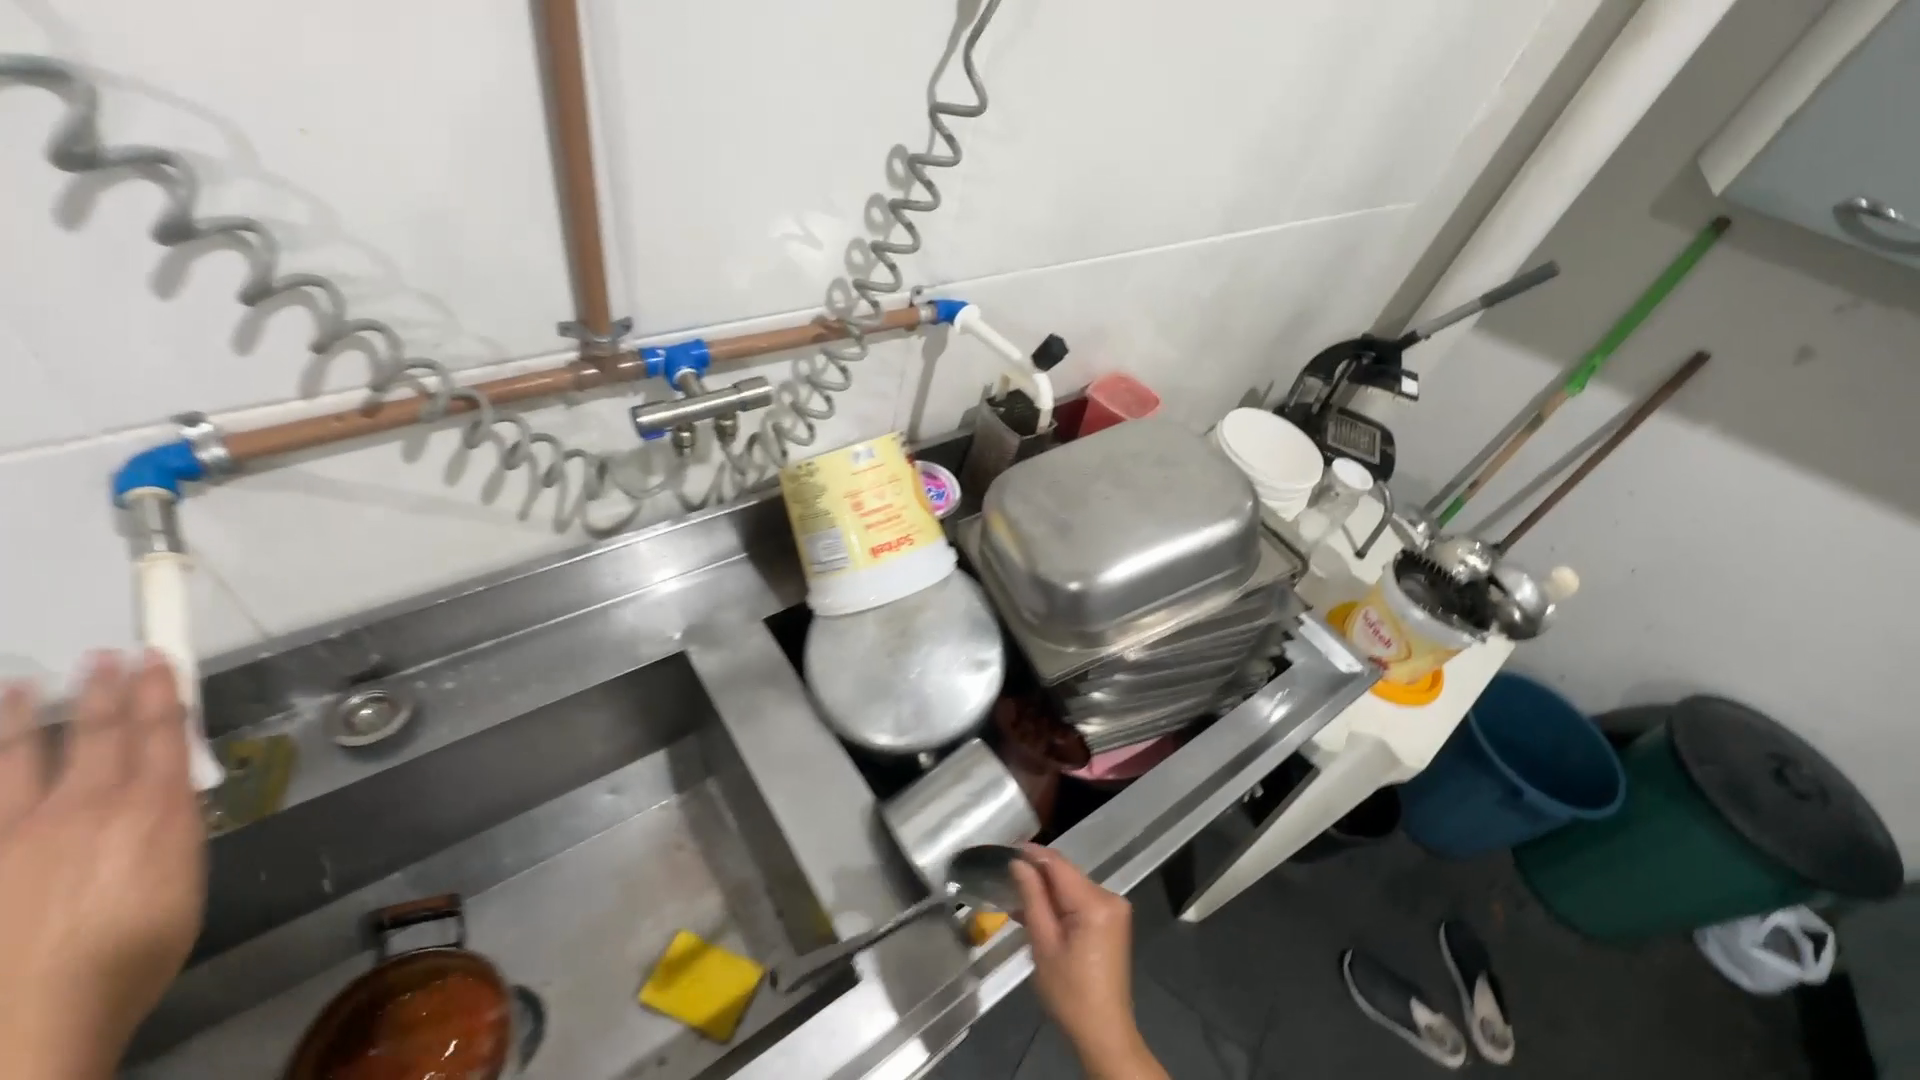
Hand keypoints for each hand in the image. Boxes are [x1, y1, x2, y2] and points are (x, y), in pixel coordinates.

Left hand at [0, 652, 207, 1078]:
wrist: (35, 1013)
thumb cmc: (132, 955)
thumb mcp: (182, 888)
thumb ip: (172, 834)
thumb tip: (167, 801)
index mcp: (154, 811)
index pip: (161, 733)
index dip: (161, 692)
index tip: (158, 660)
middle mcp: (88, 804)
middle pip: (99, 732)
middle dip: (104, 689)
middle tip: (105, 655)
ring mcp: (20, 827)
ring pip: (21, 754)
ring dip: (26, 714)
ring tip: (25, 683)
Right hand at [1010, 845, 1165, 1079]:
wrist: (1103, 1030)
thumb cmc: (1069, 992)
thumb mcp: (1043, 944)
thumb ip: (1031, 898)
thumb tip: (1018, 864)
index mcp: (1095, 903)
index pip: (1058, 865)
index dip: (1032, 853)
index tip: (1005, 848)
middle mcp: (1110, 898)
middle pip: (1067, 874)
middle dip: (1037, 873)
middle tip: (1004, 873)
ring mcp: (1115, 910)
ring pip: (1073, 887)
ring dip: (1047, 889)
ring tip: (1014, 892)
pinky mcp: (1113, 922)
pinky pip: (1081, 901)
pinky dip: (1060, 904)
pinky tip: (1037, 910)